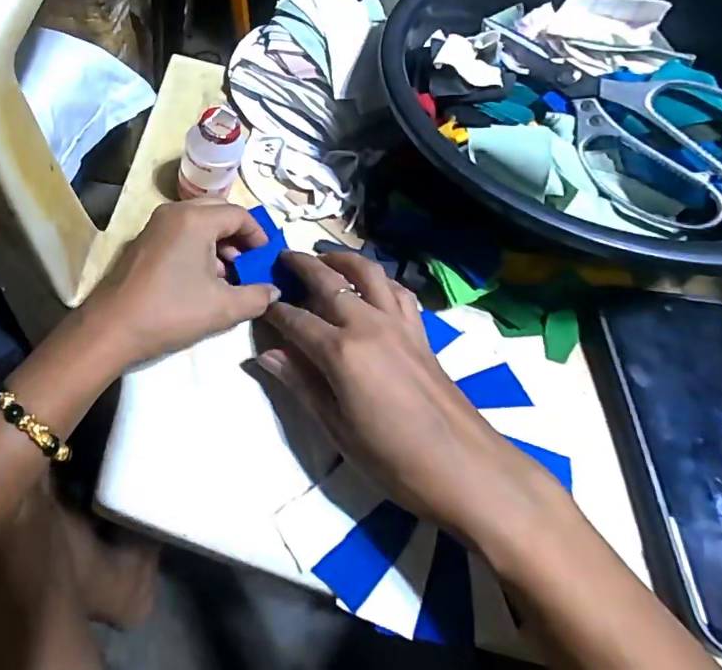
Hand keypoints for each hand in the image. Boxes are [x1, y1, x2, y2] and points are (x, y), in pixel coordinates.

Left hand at [81, 199, 279, 365]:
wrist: (109, 330)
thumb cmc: (170, 312)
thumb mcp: (222, 308)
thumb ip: (256, 297)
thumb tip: (272, 291)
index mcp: (196, 219)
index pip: (239, 215)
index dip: (258, 235)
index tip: (265, 259)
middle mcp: (175, 212)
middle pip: (218, 211)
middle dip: (238, 235)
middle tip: (248, 262)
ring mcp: (155, 225)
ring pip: (198, 222)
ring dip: (218, 242)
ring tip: (228, 276)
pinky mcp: (143, 241)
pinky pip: (180, 232)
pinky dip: (197, 246)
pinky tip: (201, 279)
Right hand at [257, 251, 551, 539]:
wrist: (461, 465)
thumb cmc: (391, 458)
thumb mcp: (337, 428)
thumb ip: (302, 384)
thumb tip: (267, 356)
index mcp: (340, 351)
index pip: (296, 320)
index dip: (275, 310)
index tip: (260, 301)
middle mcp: (368, 324)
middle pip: (328, 282)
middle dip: (302, 266)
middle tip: (282, 258)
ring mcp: (398, 323)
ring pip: (367, 273)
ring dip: (342, 258)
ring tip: (324, 256)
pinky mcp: (419, 329)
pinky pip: (397, 290)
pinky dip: (379, 278)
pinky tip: (372, 283)